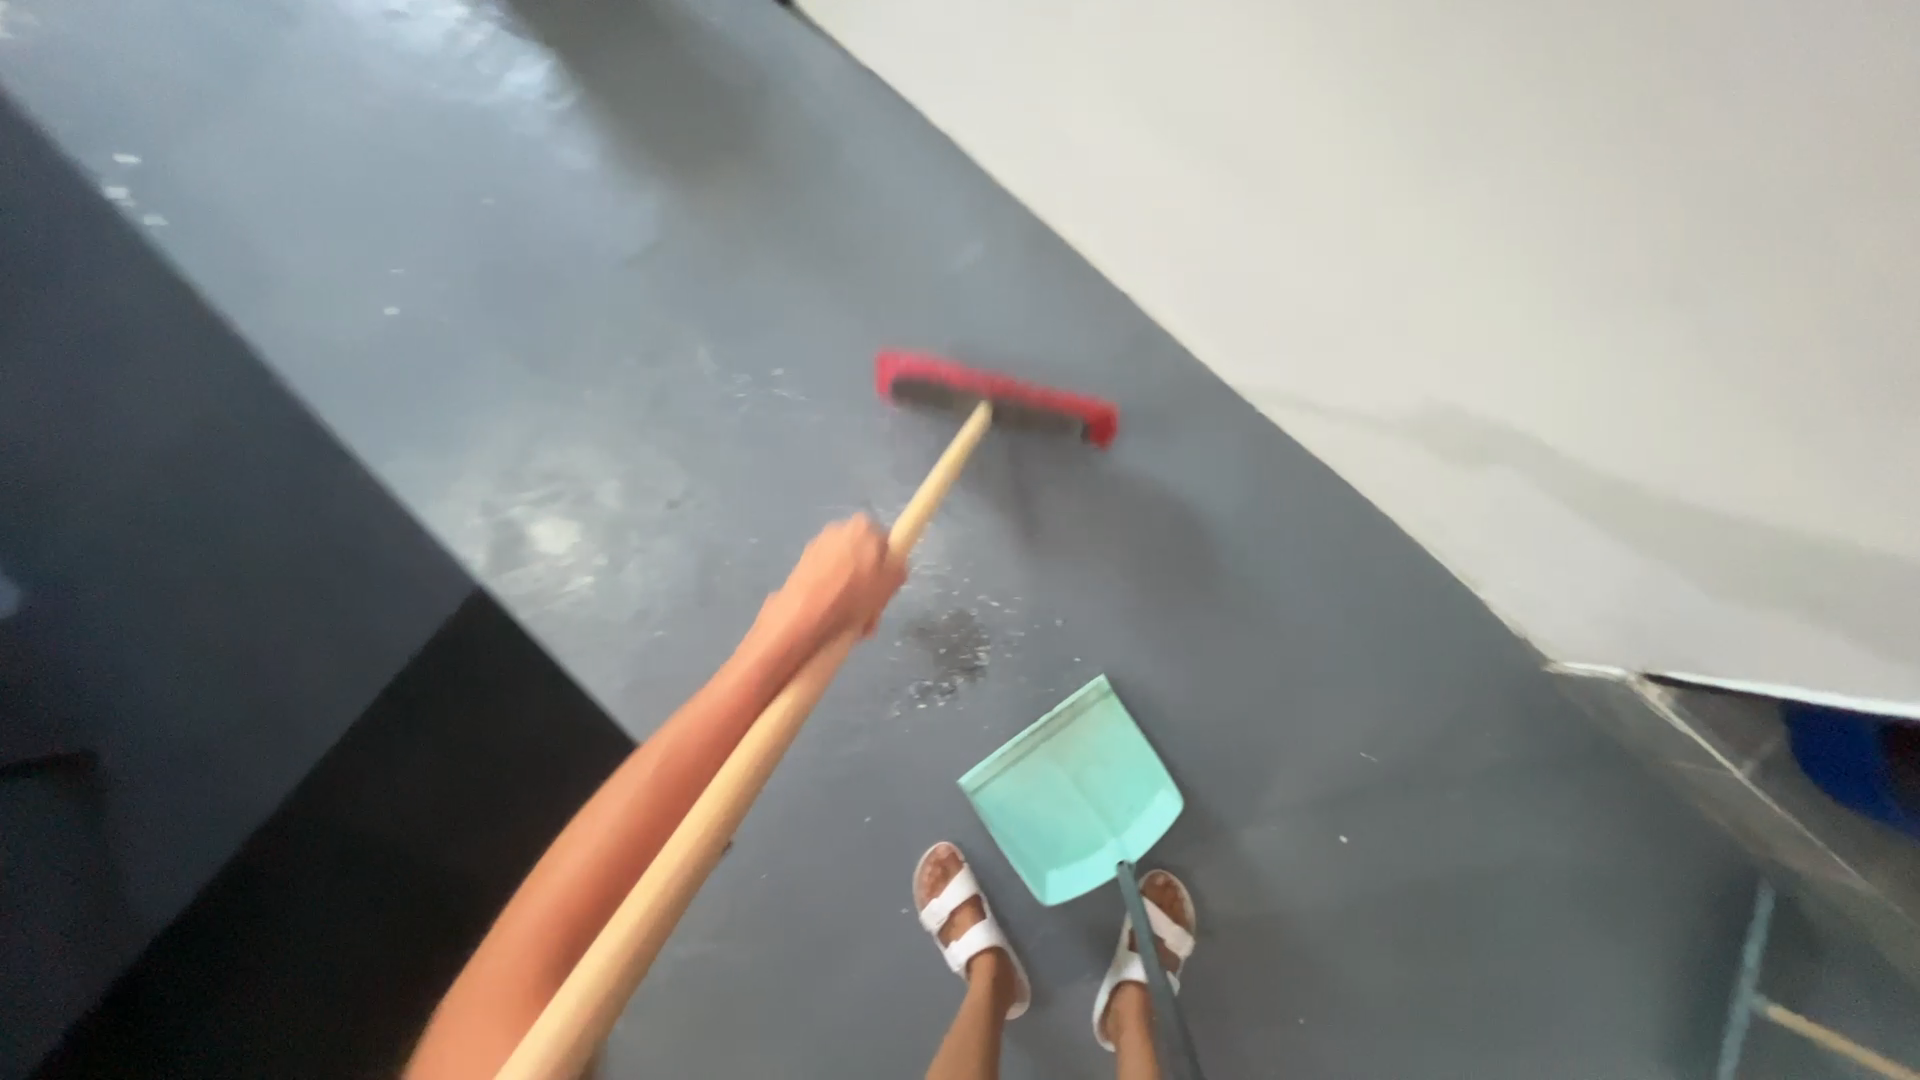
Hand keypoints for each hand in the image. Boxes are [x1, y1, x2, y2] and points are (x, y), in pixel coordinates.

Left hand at [753, 514, 906, 656]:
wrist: (802, 617)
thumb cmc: (851, 598)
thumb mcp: (889, 585)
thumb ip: (899, 567)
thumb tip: (896, 565)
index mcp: (863, 526)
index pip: (885, 541)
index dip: (888, 565)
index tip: (886, 585)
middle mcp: (838, 528)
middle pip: (863, 554)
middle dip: (868, 579)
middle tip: (872, 605)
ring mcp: (817, 545)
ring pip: (844, 569)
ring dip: (851, 590)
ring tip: (853, 618)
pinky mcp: (801, 564)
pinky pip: (826, 577)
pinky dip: (833, 593)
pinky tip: (834, 616)